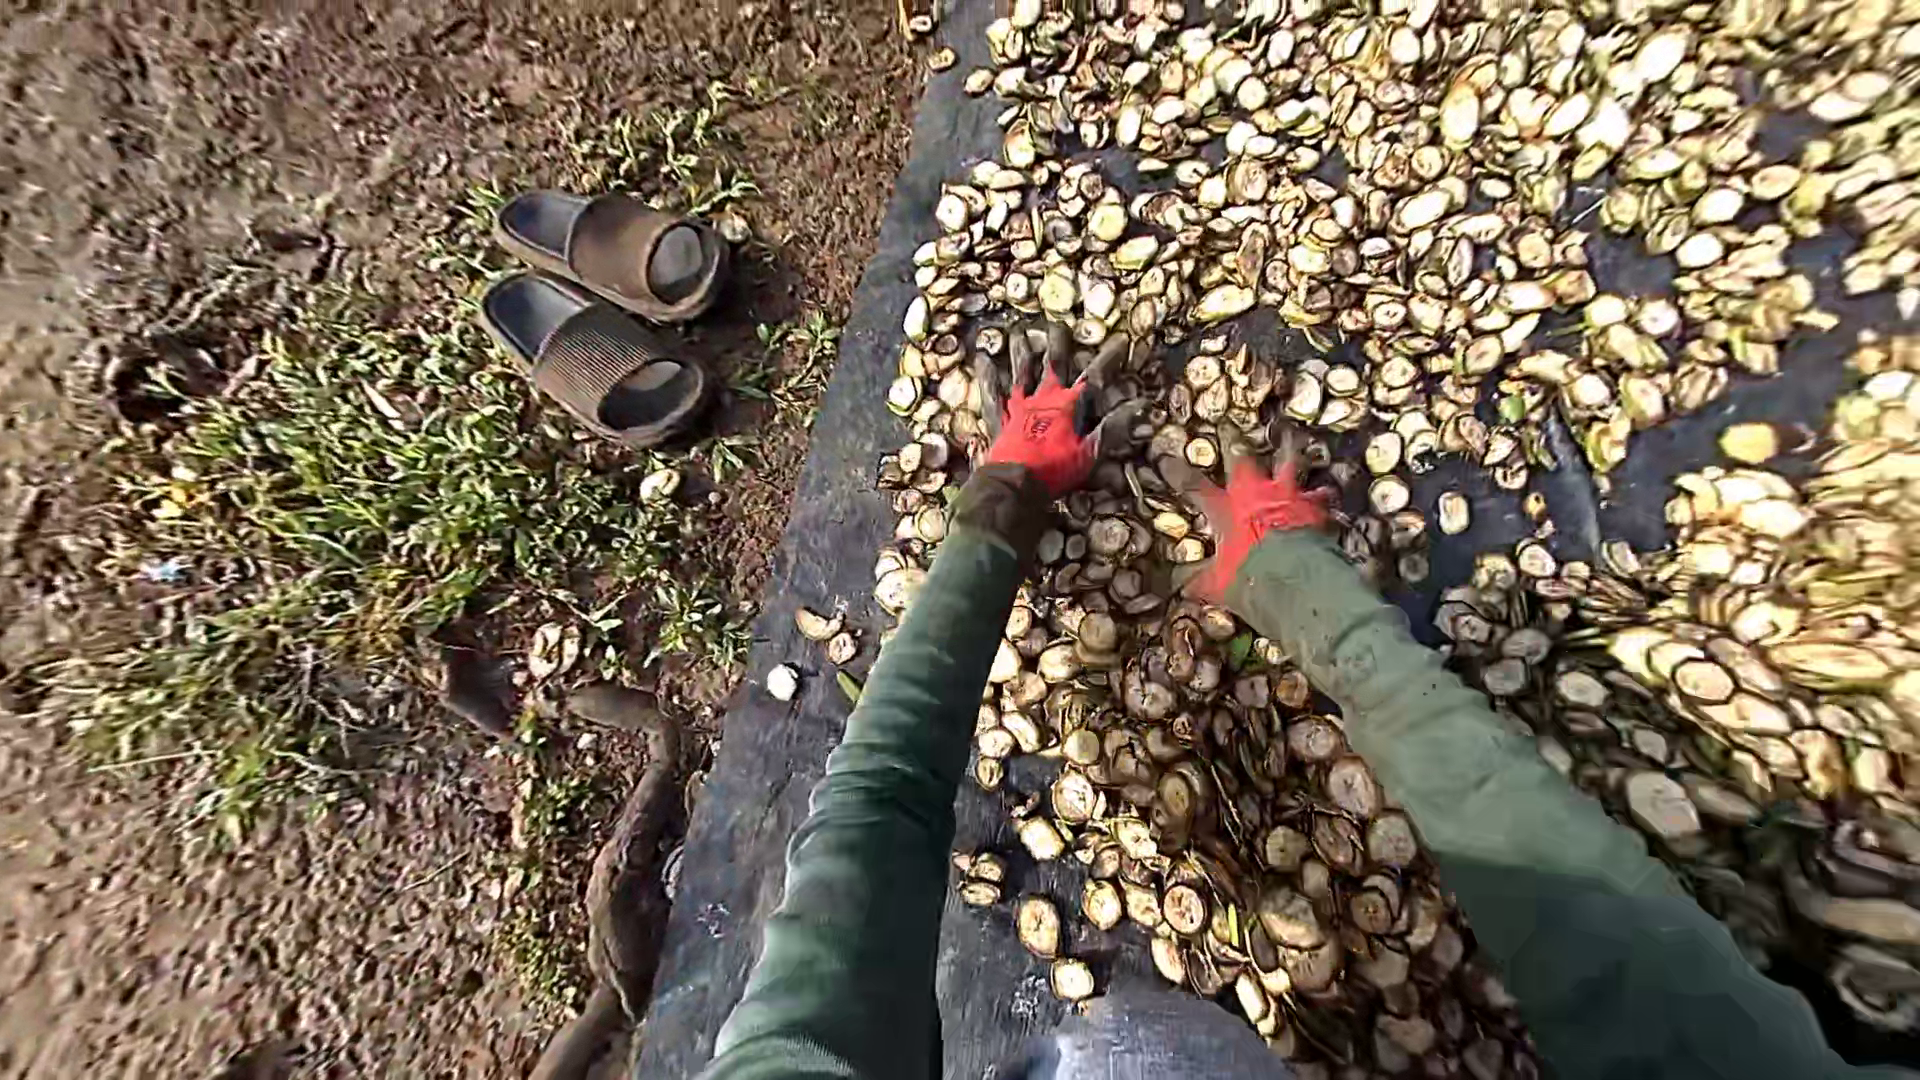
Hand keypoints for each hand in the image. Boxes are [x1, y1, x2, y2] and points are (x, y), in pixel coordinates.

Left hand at [980, 323, 1139, 497]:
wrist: (1014, 482)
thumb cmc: (1054, 469)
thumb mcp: (1090, 452)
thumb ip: (1114, 428)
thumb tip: (1143, 407)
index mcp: (1069, 404)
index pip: (1096, 375)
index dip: (1110, 358)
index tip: (1121, 339)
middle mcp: (1044, 397)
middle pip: (1053, 363)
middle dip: (1059, 343)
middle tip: (1058, 324)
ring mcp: (1020, 405)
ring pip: (1021, 371)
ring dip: (1021, 351)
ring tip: (1018, 333)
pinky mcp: (1001, 417)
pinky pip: (993, 392)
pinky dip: (988, 375)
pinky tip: (982, 359)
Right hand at [1167, 422, 1334, 603]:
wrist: (1295, 578)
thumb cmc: (1249, 576)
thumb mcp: (1215, 584)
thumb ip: (1198, 580)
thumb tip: (1181, 587)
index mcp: (1225, 510)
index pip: (1194, 486)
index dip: (1177, 472)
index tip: (1166, 458)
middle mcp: (1254, 496)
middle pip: (1241, 461)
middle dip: (1233, 443)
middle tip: (1229, 427)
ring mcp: (1285, 498)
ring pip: (1286, 463)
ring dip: (1287, 451)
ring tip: (1289, 436)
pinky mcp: (1313, 509)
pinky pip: (1317, 497)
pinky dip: (1319, 496)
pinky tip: (1325, 491)